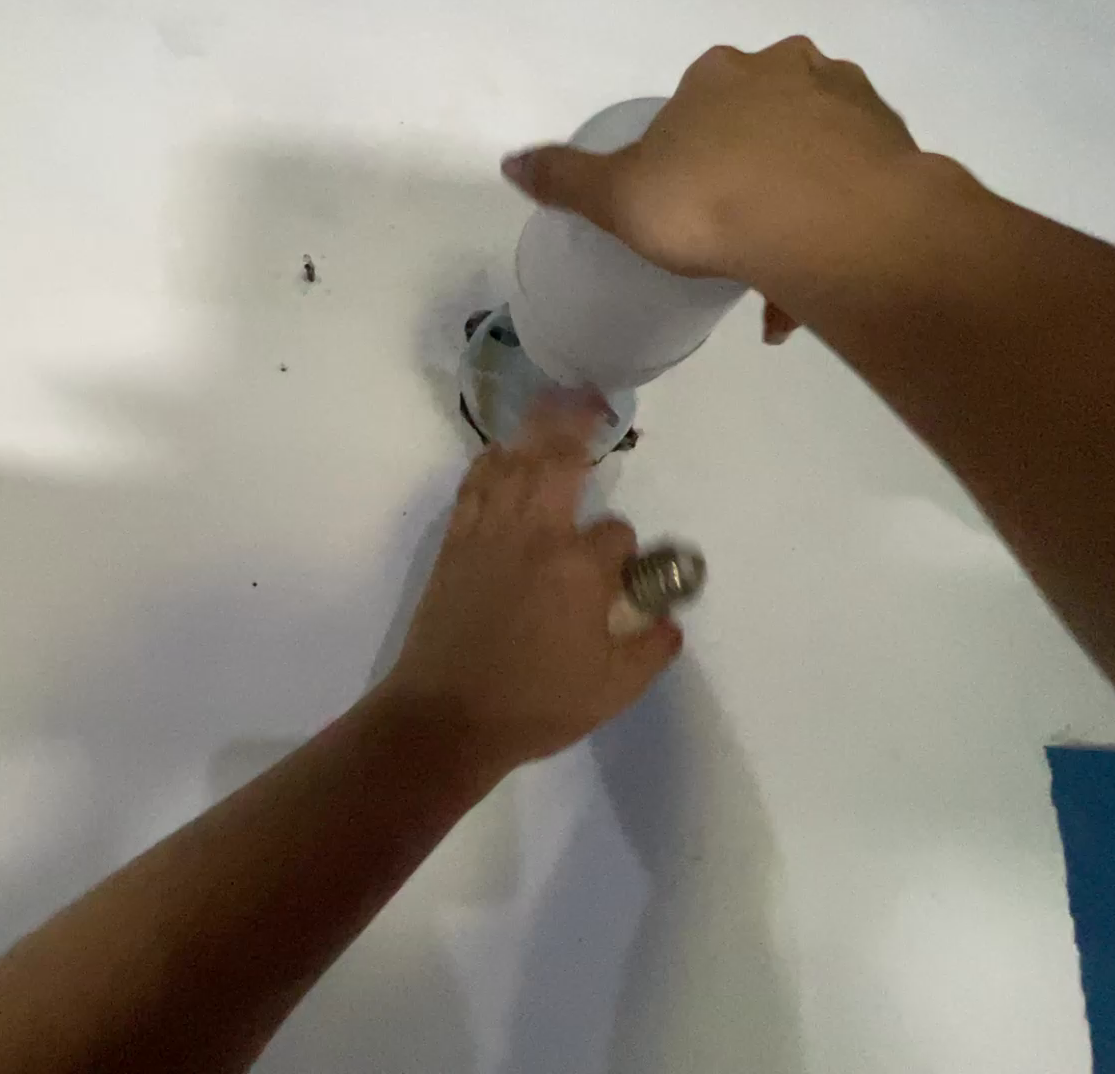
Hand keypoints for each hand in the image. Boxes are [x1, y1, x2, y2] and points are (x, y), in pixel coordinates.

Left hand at [378, 395, 682, 768]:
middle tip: (590, 397)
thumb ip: (651, 650)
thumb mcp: (613, 691)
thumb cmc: (534, 706)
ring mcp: (488, 536)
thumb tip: (669, 622)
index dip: (625, 550)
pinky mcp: (454, 545)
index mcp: (578, 571)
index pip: (617, 534)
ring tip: (549, 406)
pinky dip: (488, 464)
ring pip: (512, 466)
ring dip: (533, 432)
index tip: (619, 575)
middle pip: (558, 463)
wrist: (445, 717)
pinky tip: (499, 455)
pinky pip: (473, 489)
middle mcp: (534, 537)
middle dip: (577, 426)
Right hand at [501, 37, 965, 337]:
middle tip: (726, 242)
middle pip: (754, 125)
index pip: (692, 106)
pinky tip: (799, 292)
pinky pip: (847, 188)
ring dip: (785, 211)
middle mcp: (786, 70)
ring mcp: (845, 100)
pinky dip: (824, 233)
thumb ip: (566, 181)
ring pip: (807, 157)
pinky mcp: (892, 142)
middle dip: (740, 178)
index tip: (682, 206)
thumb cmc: (707, 205)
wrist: (823, 224)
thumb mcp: (618, 199)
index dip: (682, 155)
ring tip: (766, 278)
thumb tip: (509, 163)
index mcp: (717, 77)